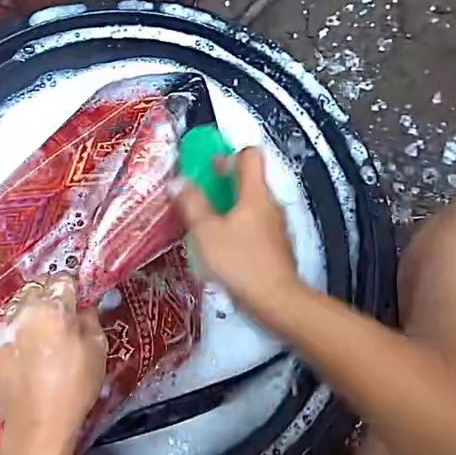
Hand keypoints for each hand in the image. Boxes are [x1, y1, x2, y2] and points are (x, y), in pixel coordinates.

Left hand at [0, 276, 107, 454]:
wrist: (38, 423)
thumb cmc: (75, 386)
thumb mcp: (98, 350)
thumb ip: (90, 319)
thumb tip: (83, 307)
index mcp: (54, 306)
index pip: (62, 280)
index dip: (71, 288)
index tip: (76, 299)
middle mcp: (25, 310)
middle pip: (37, 289)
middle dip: (48, 297)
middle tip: (58, 316)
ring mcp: (4, 328)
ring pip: (18, 307)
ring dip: (29, 313)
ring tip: (40, 334)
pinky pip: (6, 329)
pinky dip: (16, 334)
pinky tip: (25, 353)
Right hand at [171, 146, 302, 315]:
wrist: (275, 300)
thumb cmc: (240, 262)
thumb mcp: (206, 231)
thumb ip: (192, 203)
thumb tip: (179, 182)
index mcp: (256, 193)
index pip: (249, 156)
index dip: (228, 154)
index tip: (209, 165)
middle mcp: (271, 205)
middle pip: (250, 181)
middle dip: (223, 184)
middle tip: (200, 194)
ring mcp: (277, 227)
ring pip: (251, 206)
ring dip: (229, 208)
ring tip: (206, 223)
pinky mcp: (277, 247)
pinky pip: (255, 226)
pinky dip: (238, 228)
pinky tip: (221, 247)